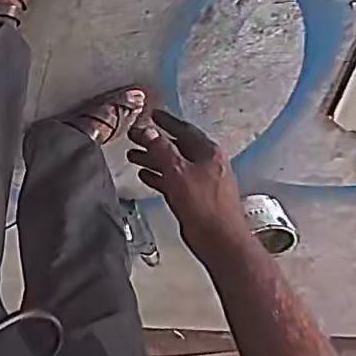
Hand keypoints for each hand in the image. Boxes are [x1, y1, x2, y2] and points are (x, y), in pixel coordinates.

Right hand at [129, 109, 250, 254]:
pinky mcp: (196, 198)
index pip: (183, 129)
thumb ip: (161, 150)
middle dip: (155, 142)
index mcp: (208, 153)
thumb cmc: (207, 209)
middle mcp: (207, 165)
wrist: (220, 240)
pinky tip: (147, 176)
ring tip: (135, 155)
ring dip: (153, 159)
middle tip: (137, 136)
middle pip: (177, 146)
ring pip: (173, 164)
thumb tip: (148, 132)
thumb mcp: (178, 172)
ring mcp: (202, 182)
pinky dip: (159, 176)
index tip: (153, 115)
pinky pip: (174, 180)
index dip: (166, 121)